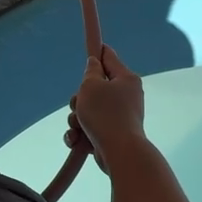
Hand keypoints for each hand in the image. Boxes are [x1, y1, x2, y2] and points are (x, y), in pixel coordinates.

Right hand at [65, 44, 144, 172]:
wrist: (120, 152)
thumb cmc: (105, 113)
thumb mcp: (91, 86)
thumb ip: (91, 72)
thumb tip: (95, 64)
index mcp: (125, 79)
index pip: (109, 57)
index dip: (96, 52)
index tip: (88, 49)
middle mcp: (125, 96)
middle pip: (94, 88)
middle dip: (80, 98)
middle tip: (79, 104)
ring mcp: (119, 117)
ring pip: (89, 110)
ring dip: (77, 119)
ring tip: (77, 127)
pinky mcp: (112, 135)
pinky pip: (90, 128)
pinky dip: (80, 134)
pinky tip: (75, 140)